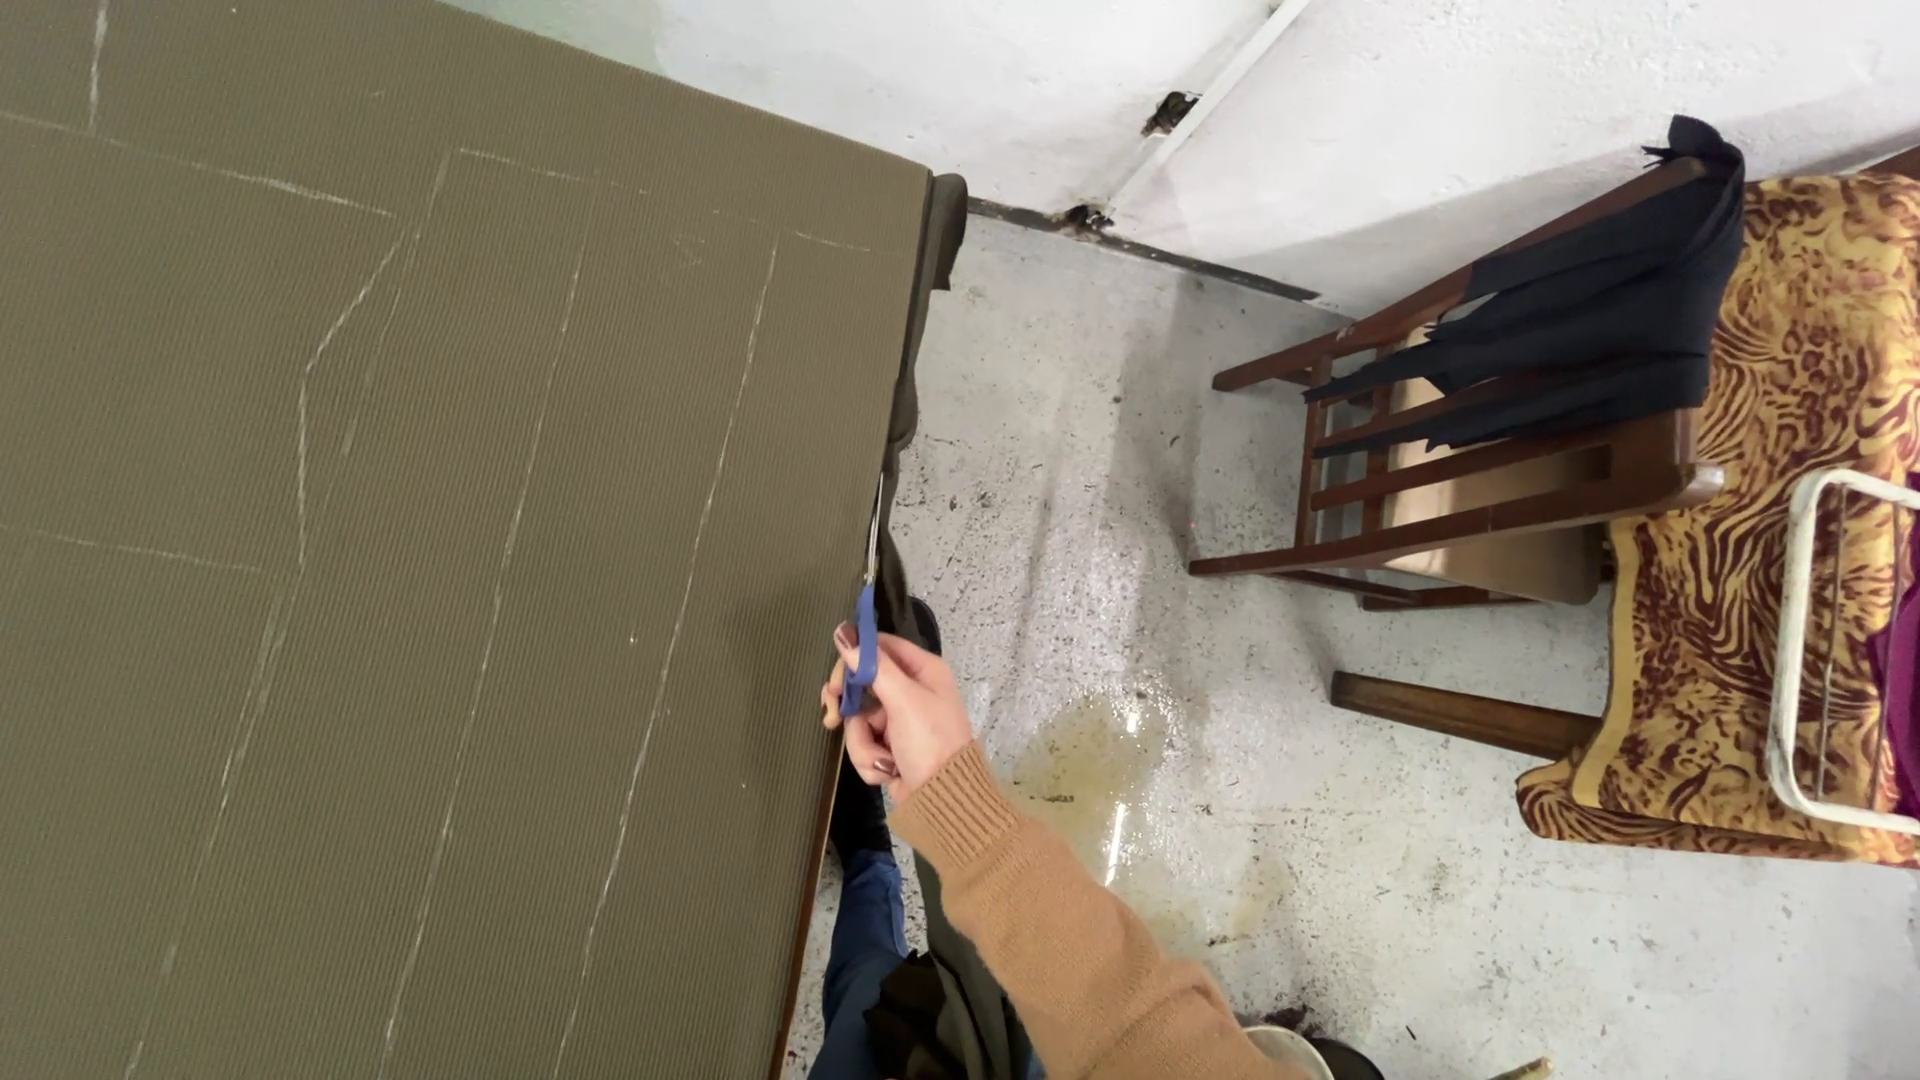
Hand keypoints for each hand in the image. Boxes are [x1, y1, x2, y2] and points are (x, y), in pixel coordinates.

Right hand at [820, 625, 972, 800]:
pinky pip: (865, 744)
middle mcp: (912, 691)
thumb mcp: (903, 700)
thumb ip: (873, 666)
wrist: (943, 801)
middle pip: (863, 684)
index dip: (856, 659)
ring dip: (864, 743)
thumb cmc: (930, 742)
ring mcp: (900, 721)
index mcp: (924, 670)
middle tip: (833, 716)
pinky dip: (872, 760)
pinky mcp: (890, 747)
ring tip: (884, 760)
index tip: (835, 678)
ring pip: (859, 720)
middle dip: (850, 708)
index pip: (880, 647)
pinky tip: (889, 771)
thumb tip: (843, 632)